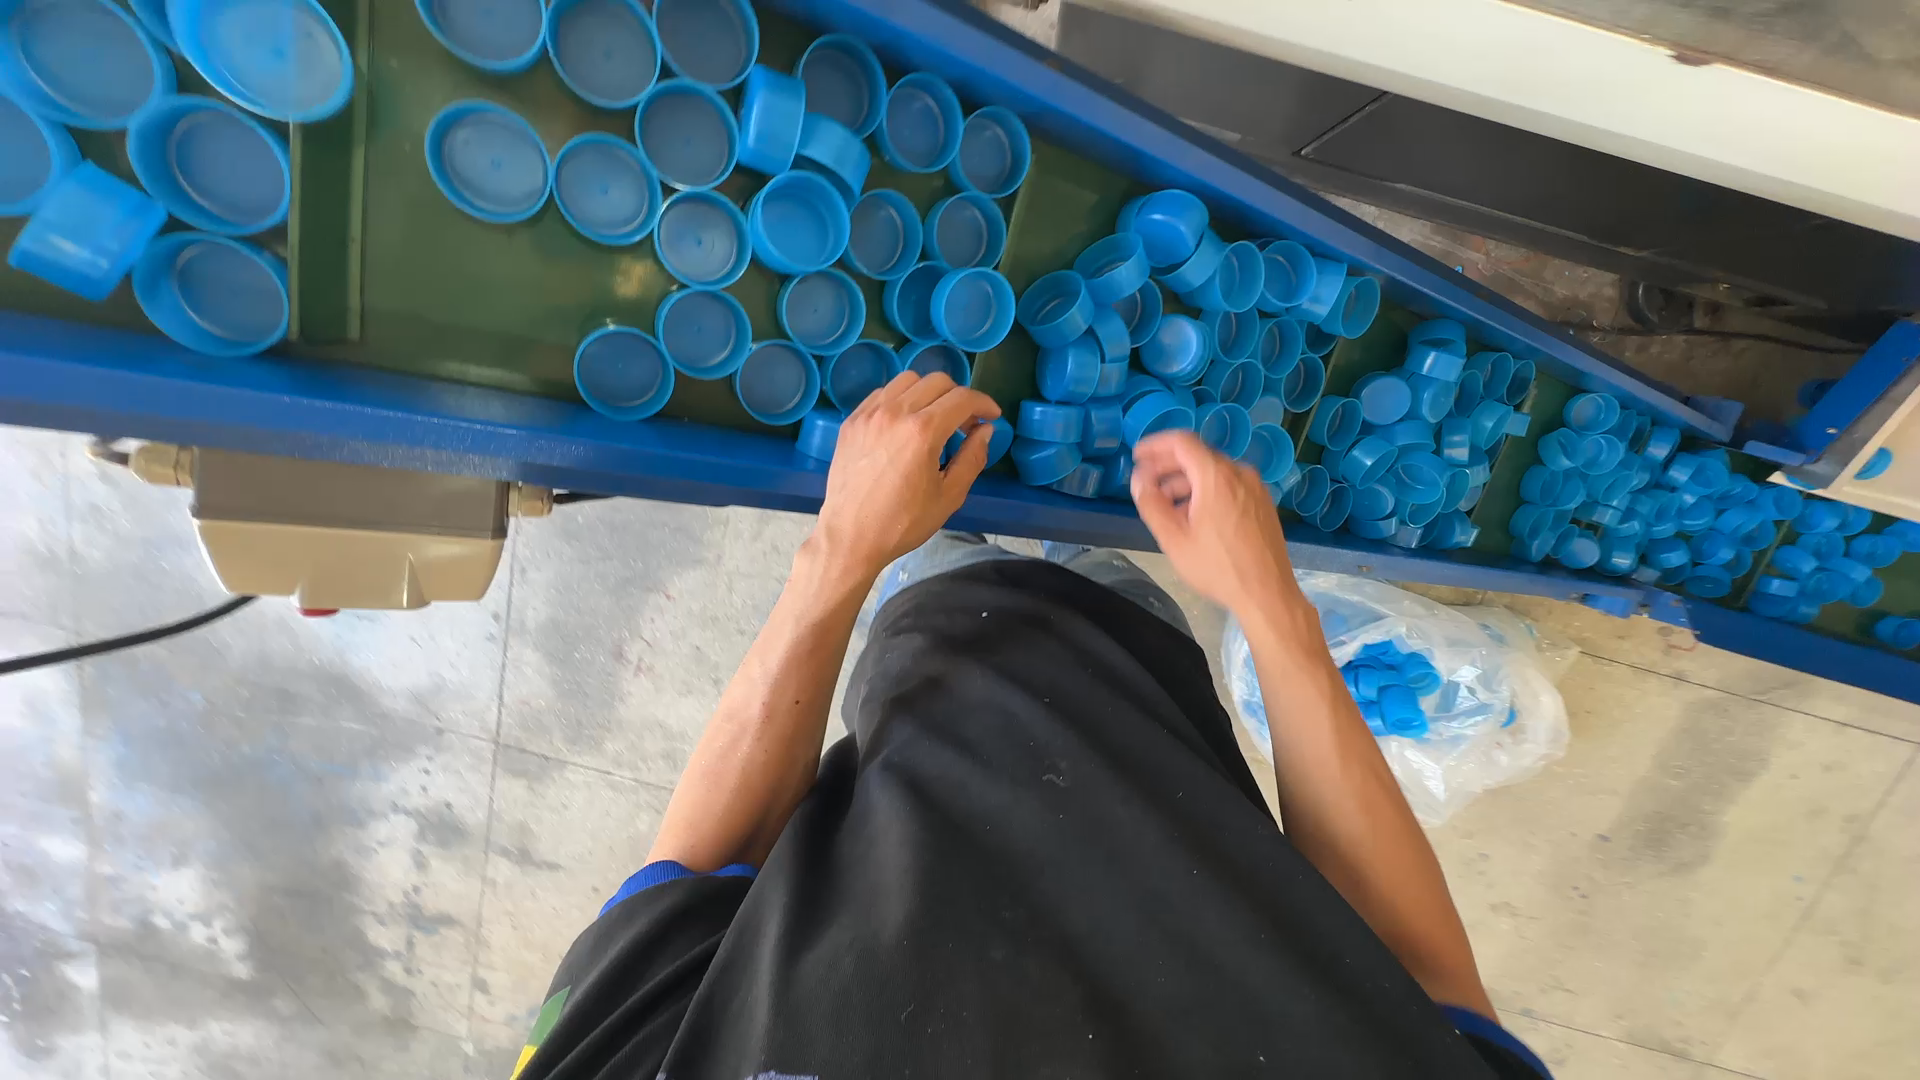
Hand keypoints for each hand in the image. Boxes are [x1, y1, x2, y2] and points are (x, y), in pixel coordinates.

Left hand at [811, 372, 1001, 581]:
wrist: (851, 537)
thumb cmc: (903, 523)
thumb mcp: (949, 496)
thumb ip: (972, 458)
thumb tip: (985, 431)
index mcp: (922, 432)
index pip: (963, 398)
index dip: (984, 403)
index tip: (992, 416)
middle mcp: (895, 413)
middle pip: (937, 381)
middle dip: (959, 397)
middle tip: (965, 423)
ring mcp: (869, 414)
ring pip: (908, 380)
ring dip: (929, 393)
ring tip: (934, 419)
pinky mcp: (852, 422)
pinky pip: (882, 394)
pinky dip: (901, 399)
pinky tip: (905, 423)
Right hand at [1130, 430, 1304, 615]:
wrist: (1266, 593)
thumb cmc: (1216, 566)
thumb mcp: (1173, 539)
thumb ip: (1151, 503)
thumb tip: (1138, 479)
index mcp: (1216, 476)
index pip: (1181, 442)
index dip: (1155, 445)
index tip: (1137, 457)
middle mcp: (1239, 473)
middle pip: (1197, 456)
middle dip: (1167, 466)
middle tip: (1146, 483)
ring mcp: (1255, 487)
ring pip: (1213, 472)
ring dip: (1186, 482)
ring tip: (1167, 506)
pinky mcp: (1263, 503)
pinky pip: (1229, 486)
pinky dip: (1206, 491)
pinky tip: (1194, 516)